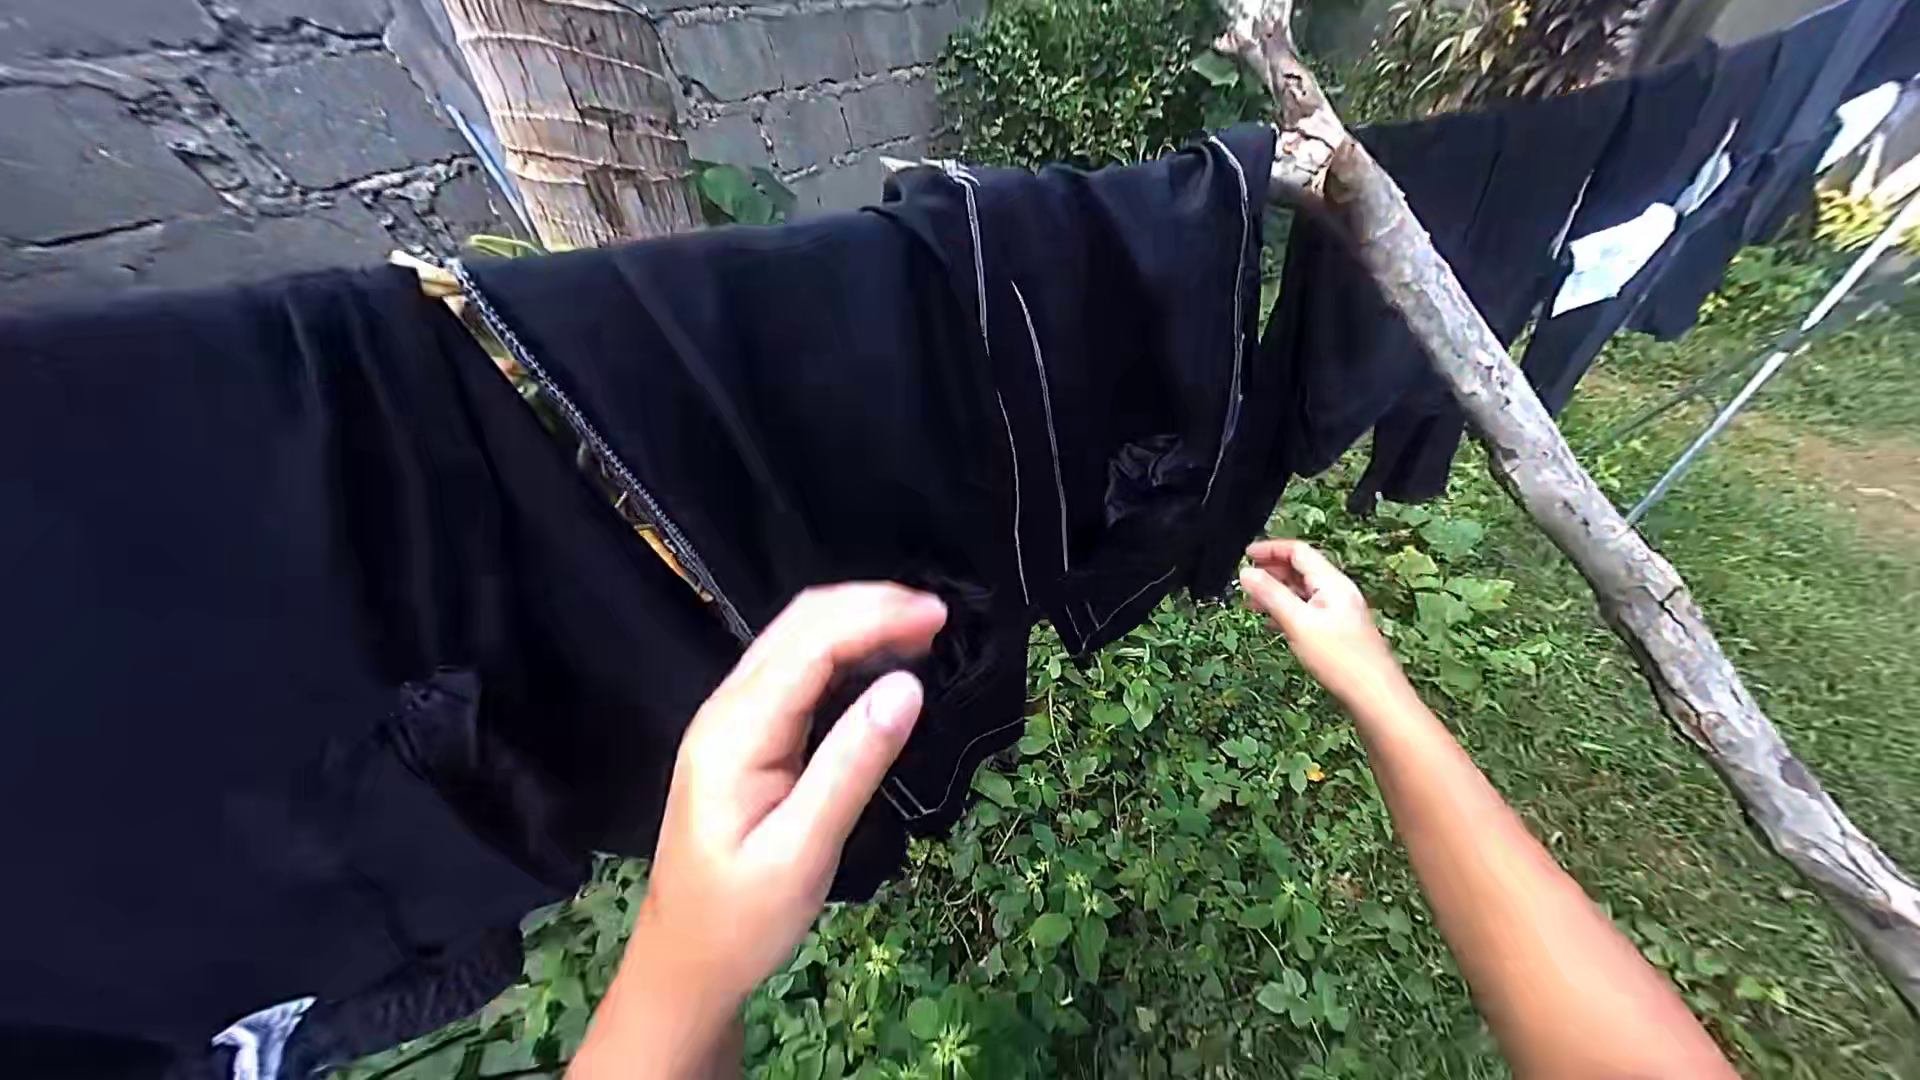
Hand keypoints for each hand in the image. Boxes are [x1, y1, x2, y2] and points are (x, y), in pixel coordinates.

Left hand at [574, 584, 945, 1079]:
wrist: (685, 962)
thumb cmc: (742, 919)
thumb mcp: (803, 852)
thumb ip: (853, 764)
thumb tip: (907, 687)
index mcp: (736, 731)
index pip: (812, 645)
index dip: (876, 618)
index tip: (937, 616)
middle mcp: (729, 705)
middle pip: (802, 623)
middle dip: (871, 604)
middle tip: (936, 614)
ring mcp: (735, 712)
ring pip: (800, 634)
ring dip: (860, 618)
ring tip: (920, 627)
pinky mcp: (751, 726)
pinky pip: (801, 663)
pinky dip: (848, 646)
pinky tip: (882, 657)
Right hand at [1238, 539, 1407, 706]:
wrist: (1376, 698)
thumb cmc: (1341, 660)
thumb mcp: (1298, 623)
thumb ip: (1270, 595)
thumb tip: (1246, 573)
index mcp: (1332, 584)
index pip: (1298, 552)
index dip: (1271, 549)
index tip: (1246, 555)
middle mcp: (1337, 593)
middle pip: (1300, 568)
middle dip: (1271, 570)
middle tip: (1246, 580)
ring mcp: (1338, 611)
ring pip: (1301, 590)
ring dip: (1276, 591)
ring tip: (1253, 602)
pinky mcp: (1337, 629)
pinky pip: (1306, 608)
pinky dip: (1286, 608)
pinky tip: (1273, 622)